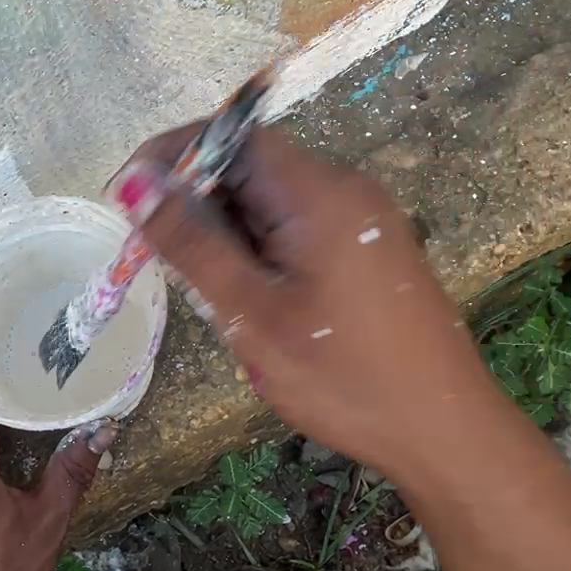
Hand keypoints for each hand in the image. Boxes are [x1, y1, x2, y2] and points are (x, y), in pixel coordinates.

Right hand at [108, 127, 507, 480]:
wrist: (446, 433)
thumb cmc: (343, 378)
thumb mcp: (250, 313)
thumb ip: (189, 241)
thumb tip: (132, 182)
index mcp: (319, 194)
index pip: (229, 137)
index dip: (169, 155)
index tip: (124, 197)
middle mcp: (344, 190)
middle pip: (248, 165)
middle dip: (191, 199)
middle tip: (156, 256)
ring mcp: (359, 218)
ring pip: (266, 198)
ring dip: (220, 227)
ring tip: (201, 286)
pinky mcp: (363, 247)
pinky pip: (291, 224)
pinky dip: (252, 245)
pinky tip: (243, 293)